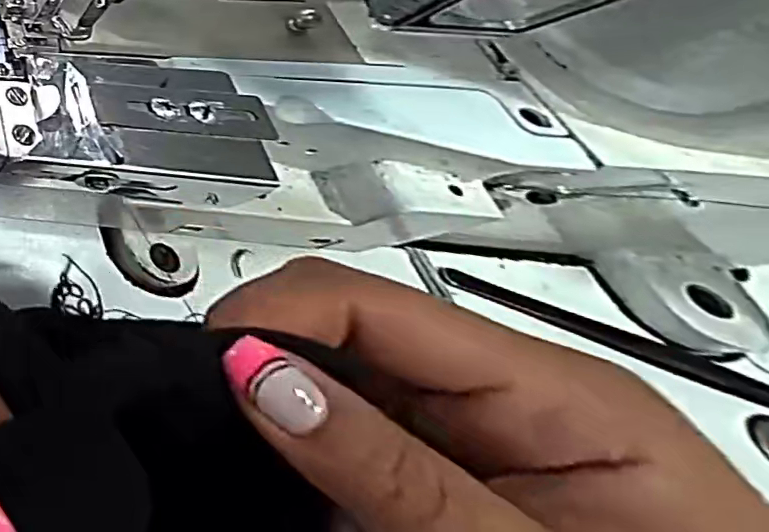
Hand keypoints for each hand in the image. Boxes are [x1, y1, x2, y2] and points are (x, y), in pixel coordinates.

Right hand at [207, 258, 766, 531]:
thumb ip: (393, 470)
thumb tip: (258, 371)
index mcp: (558, 392)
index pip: (363, 296)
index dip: (270, 312)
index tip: (211, 359)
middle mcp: (507, 396)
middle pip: (338, 323)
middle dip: (266, 353)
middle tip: (216, 406)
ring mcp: (471, 436)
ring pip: (329, 373)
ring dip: (276, 399)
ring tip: (249, 446)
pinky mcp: (443, 472)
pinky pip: (344, 426)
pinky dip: (298, 440)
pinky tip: (285, 466)